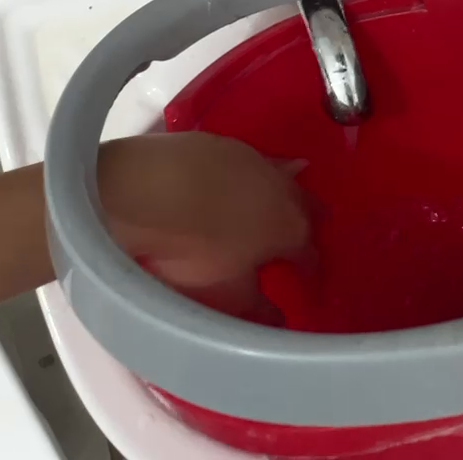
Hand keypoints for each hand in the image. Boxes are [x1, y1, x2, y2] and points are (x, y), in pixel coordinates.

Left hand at [97, 132, 310, 317]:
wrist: (151, 188)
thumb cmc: (194, 251)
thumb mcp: (226, 295)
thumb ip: (257, 309)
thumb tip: (279, 320)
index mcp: (290, 229)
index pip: (311, 253)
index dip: (310, 269)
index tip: (306, 280)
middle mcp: (282, 189)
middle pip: (307, 207)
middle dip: (307, 224)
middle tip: (298, 239)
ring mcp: (253, 160)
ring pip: (283, 176)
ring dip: (283, 191)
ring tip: (274, 204)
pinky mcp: (224, 142)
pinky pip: (250, 161)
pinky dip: (251, 174)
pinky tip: (238, 180)